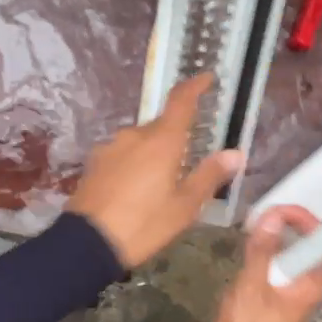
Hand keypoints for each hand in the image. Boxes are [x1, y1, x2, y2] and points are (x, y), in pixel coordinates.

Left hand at [66, 73, 243, 267]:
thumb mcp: (183, 207)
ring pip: (138, 143)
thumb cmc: (143, 225)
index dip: (195, 86)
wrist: (86, 243)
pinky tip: (133, 190)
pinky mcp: (93, 165)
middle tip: (185, 163)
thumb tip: (235, 154)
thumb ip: (209, 176)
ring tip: (157, 184)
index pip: (180, 101)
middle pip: (159, 126)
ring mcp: (109, 149)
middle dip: (174, 138)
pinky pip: (121, 157)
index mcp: (161, 141)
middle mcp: (133, 136)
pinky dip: (132, 165)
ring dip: (151, 154)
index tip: (207, 78)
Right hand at [207, 206, 321, 321]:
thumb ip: (262, 250)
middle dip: (289, 227)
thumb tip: (274, 217)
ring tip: (255, 229)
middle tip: (265, 214)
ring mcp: (295, 300)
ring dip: (276, 243)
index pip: (321, 239)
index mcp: (312, 285)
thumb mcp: (250, 285)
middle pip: (308, 249)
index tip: (279, 209)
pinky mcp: (280, 306)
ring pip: (292, 261)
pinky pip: (280, 275)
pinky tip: (251, 255)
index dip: (304, 218)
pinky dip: (269, 260)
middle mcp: (311, 290)